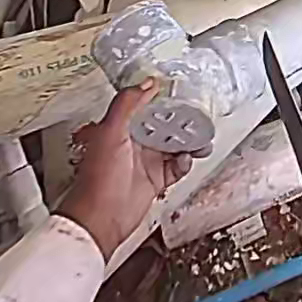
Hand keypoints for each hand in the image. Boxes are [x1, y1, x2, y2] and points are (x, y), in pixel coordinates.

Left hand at [57, 81, 193, 259]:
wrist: (101, 219)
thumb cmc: (98, 177)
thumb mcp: (111, 132)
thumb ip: (127, 104)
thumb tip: (146, 82)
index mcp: (122, 127)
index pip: (146, 106)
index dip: (163, 99)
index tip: (181, 91)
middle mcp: (135, 142)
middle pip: (165, 125)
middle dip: (182, 120)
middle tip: (199, 116)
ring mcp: (146, 162)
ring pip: (174, 145)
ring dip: (190, 141)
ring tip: (202, 139)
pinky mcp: (156, 180)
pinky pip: (177, 167)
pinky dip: (185, 163)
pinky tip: (186, 160)